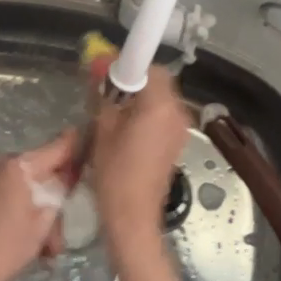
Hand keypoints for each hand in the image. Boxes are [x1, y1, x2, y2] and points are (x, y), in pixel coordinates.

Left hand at [0, 129, 78, 280]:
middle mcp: (6, 163)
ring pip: (34, 185)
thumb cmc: (10, 246)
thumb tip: (75, 167)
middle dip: (60, 194)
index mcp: (20, 165)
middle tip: (67, 224)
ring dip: (46, 211)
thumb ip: (61, 188)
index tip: (98, 145)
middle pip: (46, 169)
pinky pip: (20, 193)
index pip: (59, 146)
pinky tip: (37, 240)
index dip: (81, 145)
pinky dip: (31, 211)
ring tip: (50, 245)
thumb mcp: (44, 219)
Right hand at [91, 64, 189, 245]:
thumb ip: (103, 91)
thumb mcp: (102, 127)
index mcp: (160, 105)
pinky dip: (145, 112)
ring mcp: (180, 129)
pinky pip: (162, 114)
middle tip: (105, 90)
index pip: (148, 67)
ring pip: (160, 97)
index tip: (105, 70)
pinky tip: (125, 127)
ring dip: (138, 96)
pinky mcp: (177, 142)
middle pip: (157, 80)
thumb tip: (99, 62)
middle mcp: (177, 112)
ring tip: (112, 110)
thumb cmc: (114, 172)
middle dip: (132, 80)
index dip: (126, 64)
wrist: (132, 217)